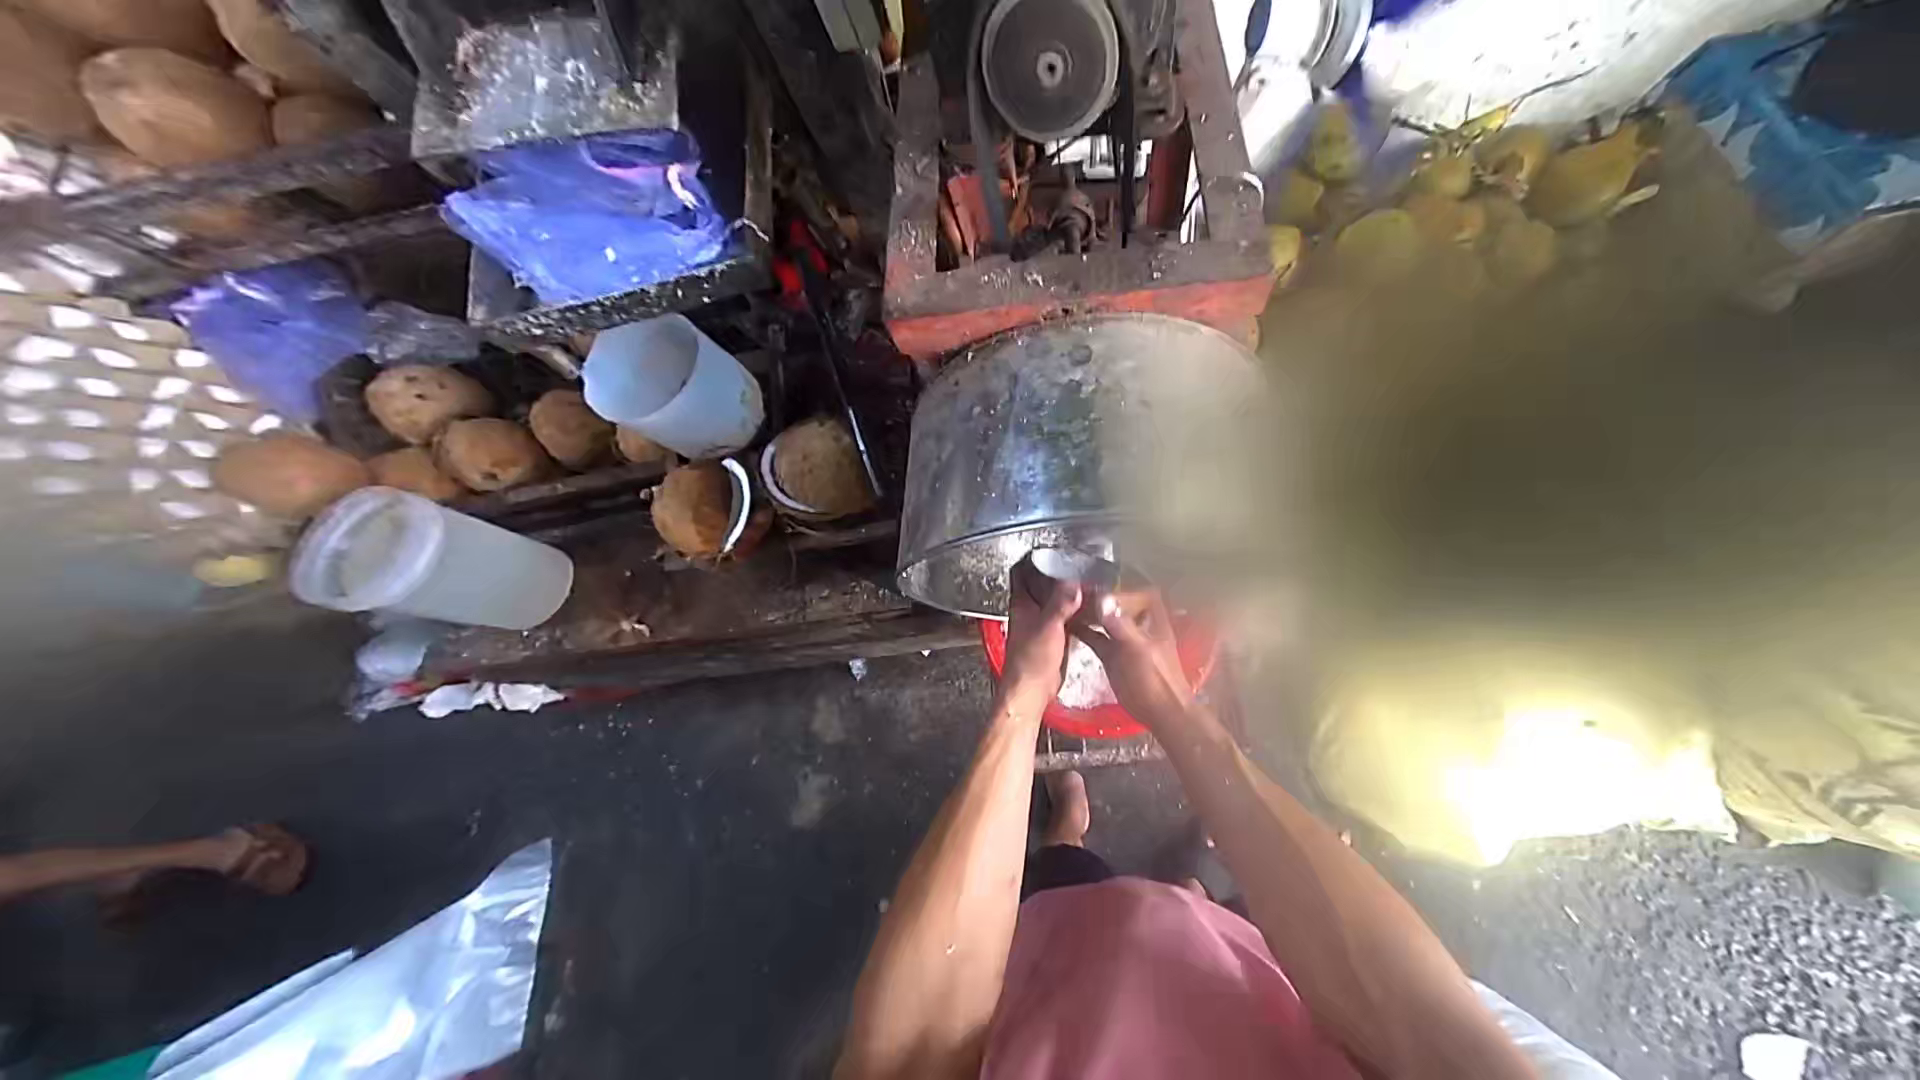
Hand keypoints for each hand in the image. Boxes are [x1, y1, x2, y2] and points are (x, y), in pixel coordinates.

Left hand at [997, 558, 1082, 713]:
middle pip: (1038, 585)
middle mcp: (1028, 613)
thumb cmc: (1031, 662)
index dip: (1032, 558)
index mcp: (1021, 605)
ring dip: (1064, 593)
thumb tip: (1072, 583)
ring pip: (1051, 602)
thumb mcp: (1049, 627)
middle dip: (1053, 574)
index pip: (1021, 573)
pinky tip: (1086, 609)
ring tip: (1084, 581)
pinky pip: (1062, 618)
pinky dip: (1072, 611)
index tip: (1048, 548)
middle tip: (1073, 563)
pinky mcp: (1050, 640)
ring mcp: (1038, 626)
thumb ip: (1061, 604)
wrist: (1031, 692)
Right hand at [1076, 589, 1195, 733]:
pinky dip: (1084, 632)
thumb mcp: (1136, 649)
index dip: (1124, 585)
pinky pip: (1097, 639)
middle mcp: (1139, 627)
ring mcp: (1125, 642)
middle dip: (1100, 597)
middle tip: (1076, 590)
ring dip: (1090, 613)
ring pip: (1106, 621)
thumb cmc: (1154, 680)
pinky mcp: (1113, 658)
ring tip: (1069, 604)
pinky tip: (1068, 626)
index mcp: (1153, 621)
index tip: (1100, 581)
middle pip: (1120, 604)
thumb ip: (1119, 624)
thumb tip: (1102, 597)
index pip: (1141, 592)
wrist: (1161, 715)